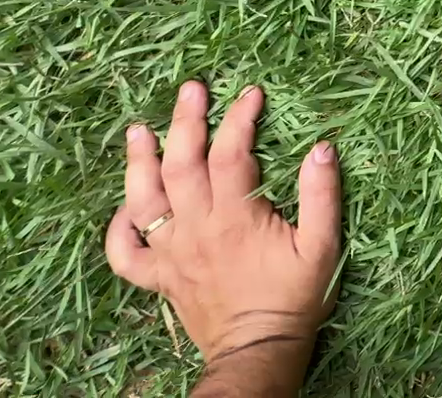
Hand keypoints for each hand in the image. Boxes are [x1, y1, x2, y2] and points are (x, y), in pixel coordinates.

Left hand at [103, 81, 341, 364]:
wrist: (259, 350)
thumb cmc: (296, 294)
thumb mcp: (322, 243)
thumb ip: (322, 194)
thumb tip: (321, 148)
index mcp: (235, 217)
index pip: (230, 153)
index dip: (239, 118)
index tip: (252, 92)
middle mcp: (195, 230)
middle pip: (180, 166)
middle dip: (184, 122)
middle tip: (190, 89)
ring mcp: (172, 255)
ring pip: (143, 201)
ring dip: (139, 162)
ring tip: (138, 129)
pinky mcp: (159, 279)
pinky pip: (126, 253)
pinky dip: (119, 226)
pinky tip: (125, 205)